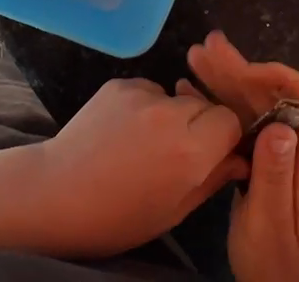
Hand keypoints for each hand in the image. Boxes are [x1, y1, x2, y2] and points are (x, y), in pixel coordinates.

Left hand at [34, 77, 247, 257]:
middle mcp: (170, 112)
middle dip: (199, 123)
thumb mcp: (175, 209)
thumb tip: (240, 159)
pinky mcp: (119, 83)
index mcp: (191, 149)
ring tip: (145, 141)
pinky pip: (147, 90)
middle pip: (204, 104)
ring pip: (175, 95)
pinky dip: (145, 105)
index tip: (211, 152)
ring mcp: (141, 93)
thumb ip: (213, 178)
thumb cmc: (120, 215)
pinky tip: (124, 129)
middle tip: (177, 150)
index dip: (224, 136)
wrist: (59, 192)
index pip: (230, 120)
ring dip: (171, 113)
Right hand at [187, 32, 298, 281]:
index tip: (244, 71)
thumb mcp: (272, 222)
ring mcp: (282, 161)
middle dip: (242, 71)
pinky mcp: (264, 169)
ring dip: (227, 83)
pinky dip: (221, 109)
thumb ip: (276, 174)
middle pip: (276, 98)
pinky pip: (245, 129)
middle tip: (205, 48)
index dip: (281, 77)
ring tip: (194, 59)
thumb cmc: (278, 265)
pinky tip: (192, 96)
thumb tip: (280, 126)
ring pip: (257, 109)